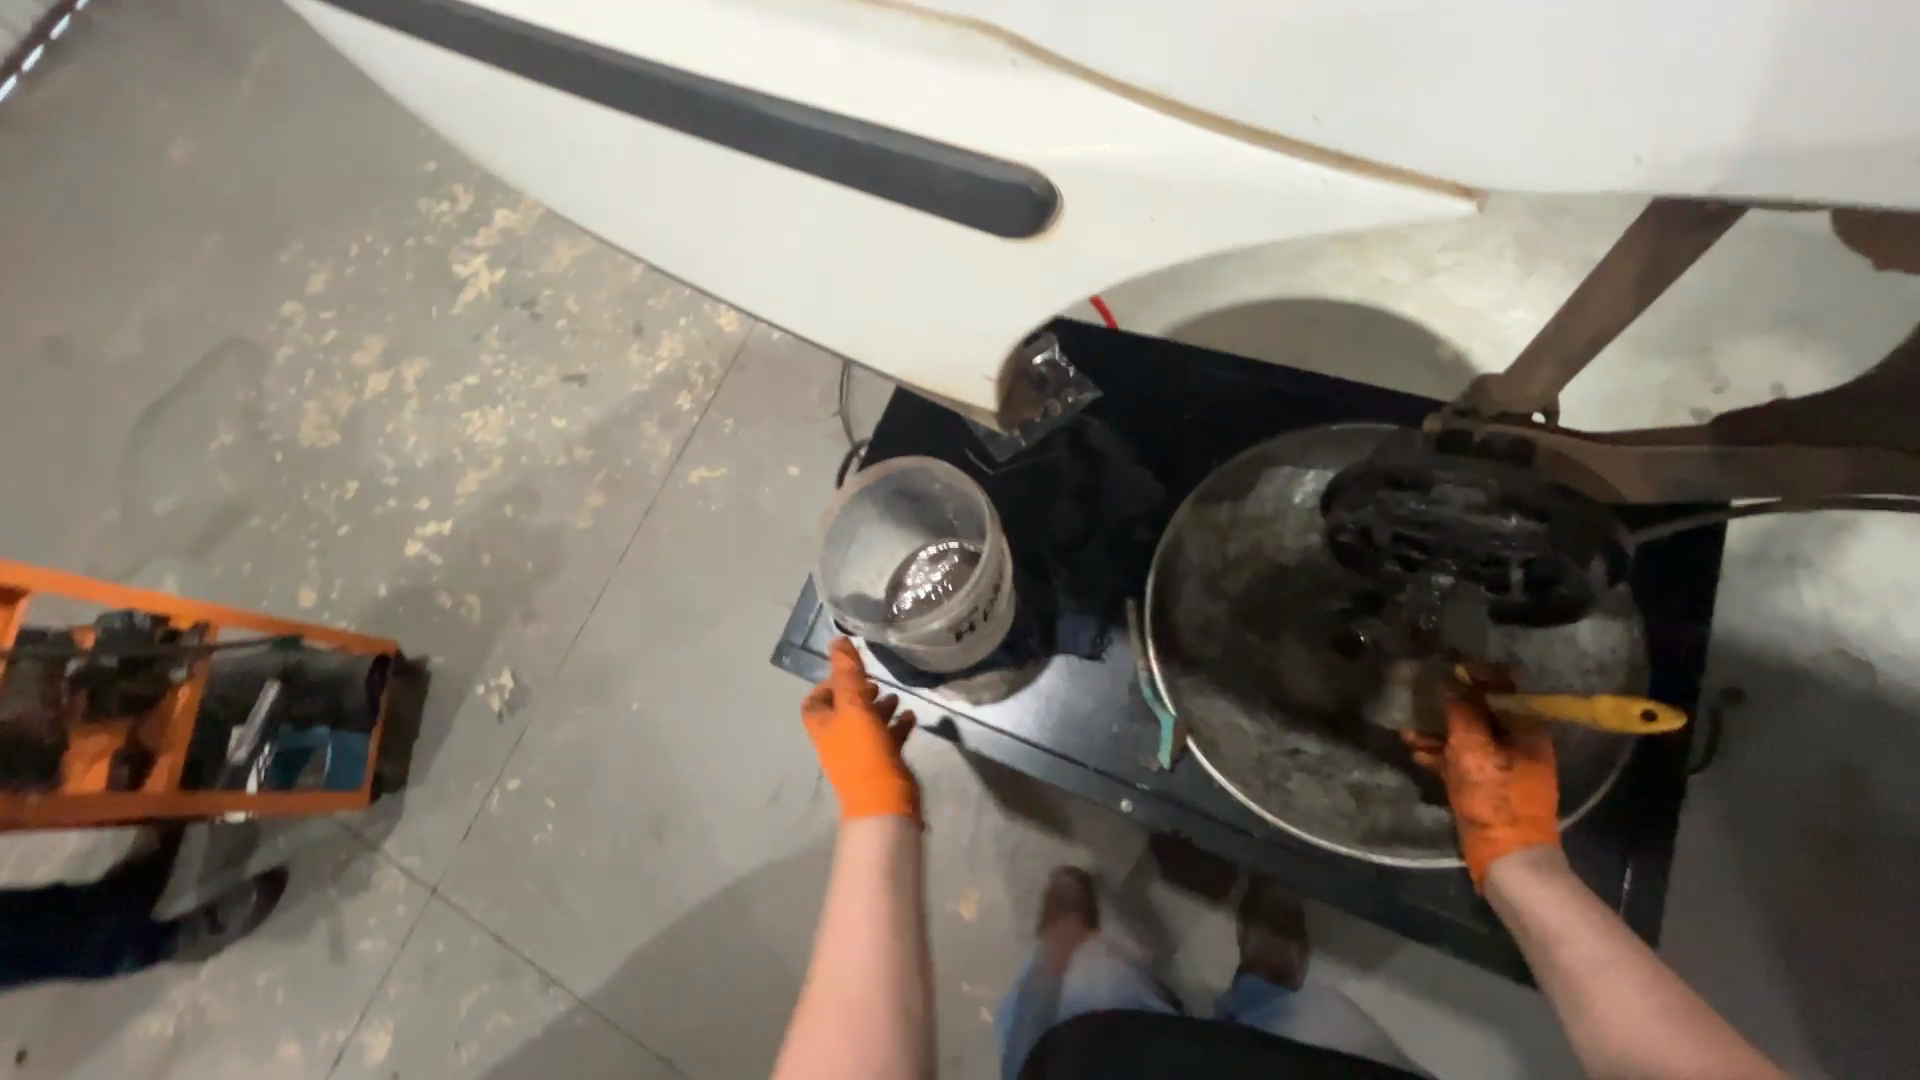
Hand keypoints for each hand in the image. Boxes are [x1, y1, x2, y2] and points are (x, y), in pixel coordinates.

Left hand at [802, 639, 919, 823]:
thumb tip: (837, 640)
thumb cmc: (863, 750)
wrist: (884, 803)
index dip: (829, 682)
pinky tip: (911, 717)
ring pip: (867, 722)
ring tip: (896, 697)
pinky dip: (897, 725)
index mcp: (822, 724)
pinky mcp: (881, 763)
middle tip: (876, 683)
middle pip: (843, 709)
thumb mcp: (854, 705)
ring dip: (880, 707)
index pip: (815, 698)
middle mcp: (836, 738)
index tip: (850, 671)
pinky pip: (887, 738)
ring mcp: (858, 752)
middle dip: (860, 692)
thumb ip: (847, 672)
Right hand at [1404, 672, 1558, 889]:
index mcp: (1526, 729)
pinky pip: (1463, 759)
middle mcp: (1519, 742)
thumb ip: (1463, 712)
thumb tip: (1451, 681)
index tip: (1447, 665)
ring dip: (1439, 731)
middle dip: (1451, 702)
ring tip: (1406, 731)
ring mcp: (1504, 765)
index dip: (1478, 672)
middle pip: (1484, 710)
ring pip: (1469, 736)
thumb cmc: (1494, 798)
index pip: (1506, 686)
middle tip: (1420, 693)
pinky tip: (1415, 753)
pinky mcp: (1488, 784)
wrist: (1508, 856)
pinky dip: (1441, 754)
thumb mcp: (1473, 749)